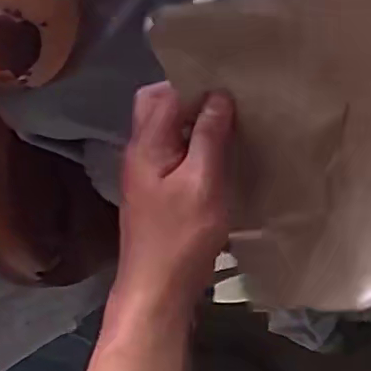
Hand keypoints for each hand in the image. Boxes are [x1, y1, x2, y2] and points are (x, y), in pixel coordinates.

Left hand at [114, 83, 234, 313]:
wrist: (157, 289)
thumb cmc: (182, 235)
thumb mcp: (203, 182)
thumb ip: (209, 136)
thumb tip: (219, 95)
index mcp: (146, 144)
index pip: (163, 92)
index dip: (194, 82)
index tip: (229, 81)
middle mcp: (139, 151)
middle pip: (158, 106)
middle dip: (191, 96)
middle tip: (229, 100)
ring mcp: (145, 172)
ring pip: (166, 128)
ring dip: (194, 120)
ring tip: (231, 120)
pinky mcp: (157, 190)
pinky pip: (174, 149)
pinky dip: (194, 142)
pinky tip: (220, 151)